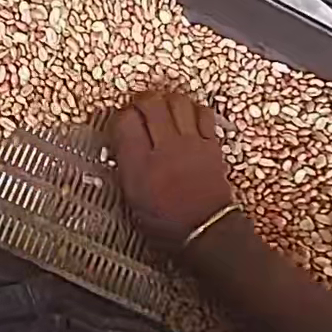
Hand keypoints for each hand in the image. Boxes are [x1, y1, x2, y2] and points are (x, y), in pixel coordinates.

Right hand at [109, 92, 235, 246]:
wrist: (206, 231)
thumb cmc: (167, 222)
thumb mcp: (133, 198)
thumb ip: (125, 166)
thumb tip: (120, 143)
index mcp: (140, 165)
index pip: (125, 121)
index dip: (120, 116)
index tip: (120, 121)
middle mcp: (165, 148)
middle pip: (151, 103)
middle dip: (141, 100)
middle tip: (138, 107)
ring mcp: (191, 143)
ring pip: (177, 101)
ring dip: (166, 100)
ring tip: (161, 108)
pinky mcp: (211, 144)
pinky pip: (202, 112)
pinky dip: (192, 108)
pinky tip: (186, 115)